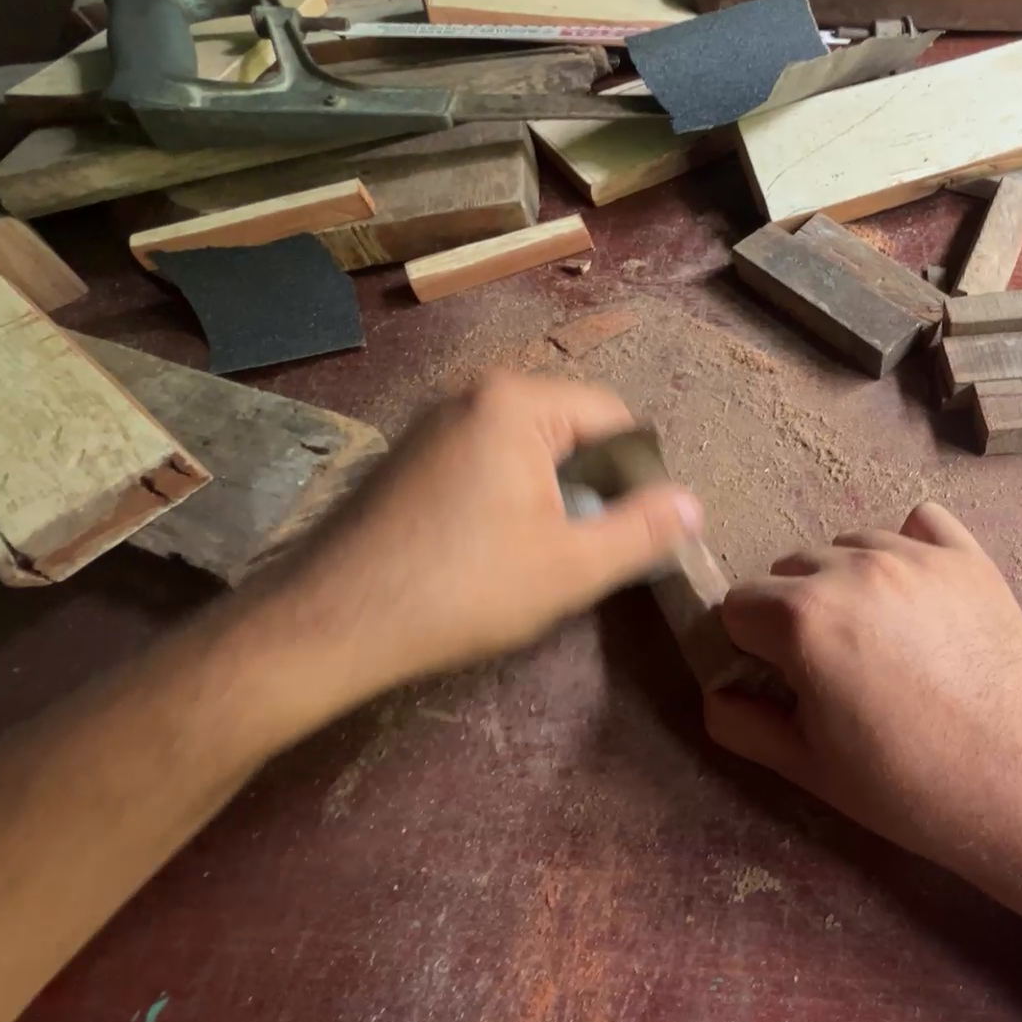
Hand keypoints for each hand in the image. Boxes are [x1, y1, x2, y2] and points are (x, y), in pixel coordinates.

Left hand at [242, 373, 701, 724]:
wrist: (327, 628)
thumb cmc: (463, 589)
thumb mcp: (573, 566)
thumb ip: (644, 530)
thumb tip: (694, 505)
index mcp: (516, 403)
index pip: (615, 418)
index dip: (638, 474)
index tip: (630, 529)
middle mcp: (472, 394)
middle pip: (572, 431)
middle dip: (593, 486)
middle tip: (585, 548)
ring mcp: (434, 424)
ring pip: (532, 449)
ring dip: (554, 495)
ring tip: (541, 554)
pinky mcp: (410, 457)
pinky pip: (490, 462)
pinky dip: (512, 497)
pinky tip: (494, 550)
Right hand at [705, 503, 1021, 868]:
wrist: (1017, 782)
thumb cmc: (904, 784)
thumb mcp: (806, 767)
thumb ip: (740, 722)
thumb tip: (716, 690)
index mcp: (803, 619)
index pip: (738, 605)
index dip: (750, 646)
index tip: (780, 676)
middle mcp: (853, 569)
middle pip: (789, 569)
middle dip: (794, 611)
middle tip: (834, 662)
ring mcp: (915, 555)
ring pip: (848, 545)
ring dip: (846, 580)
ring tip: (882, 632)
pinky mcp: (967, 555)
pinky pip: (917, 522)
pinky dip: (906, 546)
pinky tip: (918, 590)